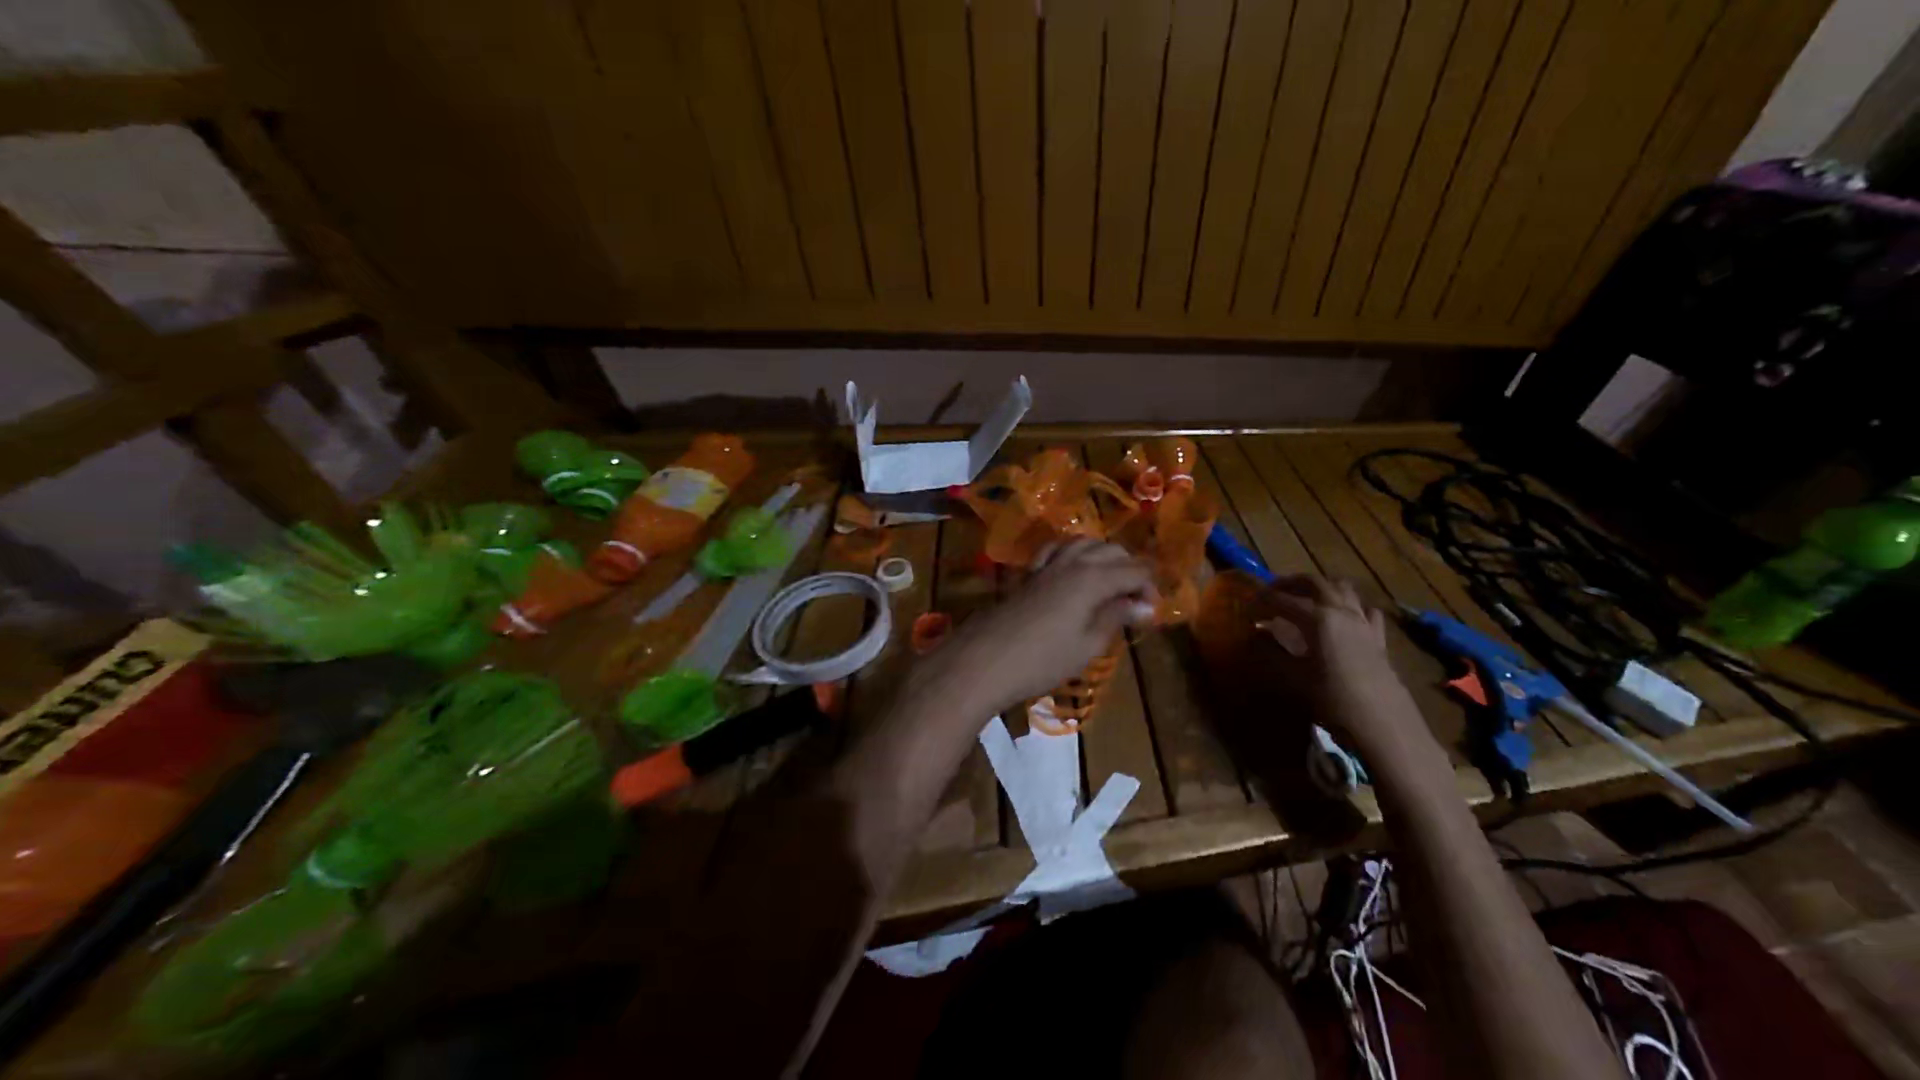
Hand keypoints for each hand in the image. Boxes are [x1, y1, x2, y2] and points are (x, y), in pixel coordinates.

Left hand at [915, 539, 1156, 715]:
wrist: (985, 659)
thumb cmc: (1042, 660)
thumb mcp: (1087, 645)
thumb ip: (1116, 618)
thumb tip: (1144, 605)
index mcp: (1093, 578)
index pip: (1135, 570)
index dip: (1149, 588)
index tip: (1151, 613)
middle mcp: (1073, 562)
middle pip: (1112, 551)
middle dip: (1131, 569)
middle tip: (1135, 600)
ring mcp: (1047, 564)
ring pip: (1085, 543)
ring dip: (1104, 556)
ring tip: (1111, 582)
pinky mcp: (1029, 573)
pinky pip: (1057, 549)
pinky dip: (1073, 553)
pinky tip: (1074, 571)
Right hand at [1259, 575, 1422, 754]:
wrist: (1383, 725)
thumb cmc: (1332, 700)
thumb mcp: (1293, 677)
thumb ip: (1271, 652)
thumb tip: (1255, 636)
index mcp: (1317, 618)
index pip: (1281, 600)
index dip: (1260, 602)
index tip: (1245, 610)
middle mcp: (1341, 611)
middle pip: (1313, 582)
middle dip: (1288, 584)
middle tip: (1270, 595)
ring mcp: (1363, 622)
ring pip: (1342, 588)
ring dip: (1319, 588)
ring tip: (1304, 600)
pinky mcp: (1378, 638)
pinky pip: (1365, 610)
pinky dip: (1350, 606)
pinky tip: (1342, 619)